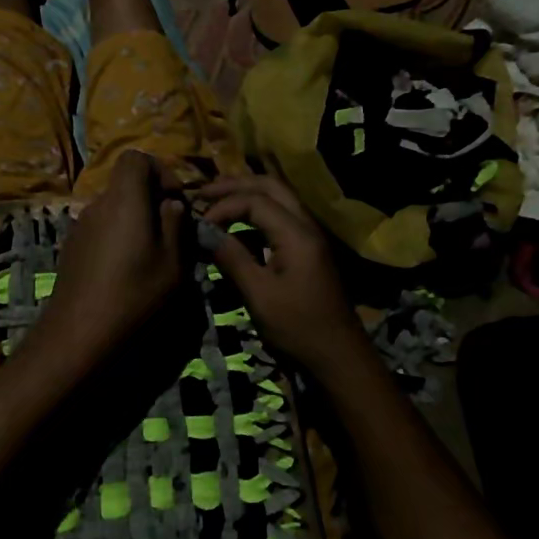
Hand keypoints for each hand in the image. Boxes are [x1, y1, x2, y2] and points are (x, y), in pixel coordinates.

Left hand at [35, 151, 189, 363]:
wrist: (78, 335)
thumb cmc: (134, 294)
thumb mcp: (173, 262)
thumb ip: (176, 225)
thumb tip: (172, 205)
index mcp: (124, 200)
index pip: (136, 158)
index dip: (160, 171)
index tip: (176, 202)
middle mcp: (97, 205)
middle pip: (125, 185)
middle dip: (152, 201)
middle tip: (171, 234)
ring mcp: (80, 228)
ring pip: (114, 210)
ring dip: (136, 223)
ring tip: (152, 257)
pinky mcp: (71, 250)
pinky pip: (101, 230)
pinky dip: (119, 239)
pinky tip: (127, 273)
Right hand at [198, 174, 371, 377]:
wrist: (338, 354)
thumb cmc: (297, 327)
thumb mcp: (259, 295)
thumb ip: (232, 258)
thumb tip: (204, 232)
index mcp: (296, 234)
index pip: (255, 200)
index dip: (223, 205)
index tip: (200, 223)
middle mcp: (307, 225)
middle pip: (271, 186)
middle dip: (235, 185)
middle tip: (203, 192)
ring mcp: (311, 236)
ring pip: (279, 197)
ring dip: (248, 193)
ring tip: (216, 199)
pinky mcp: (309, 249)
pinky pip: (282, 215)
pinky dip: (258, 210)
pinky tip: (239, 221)